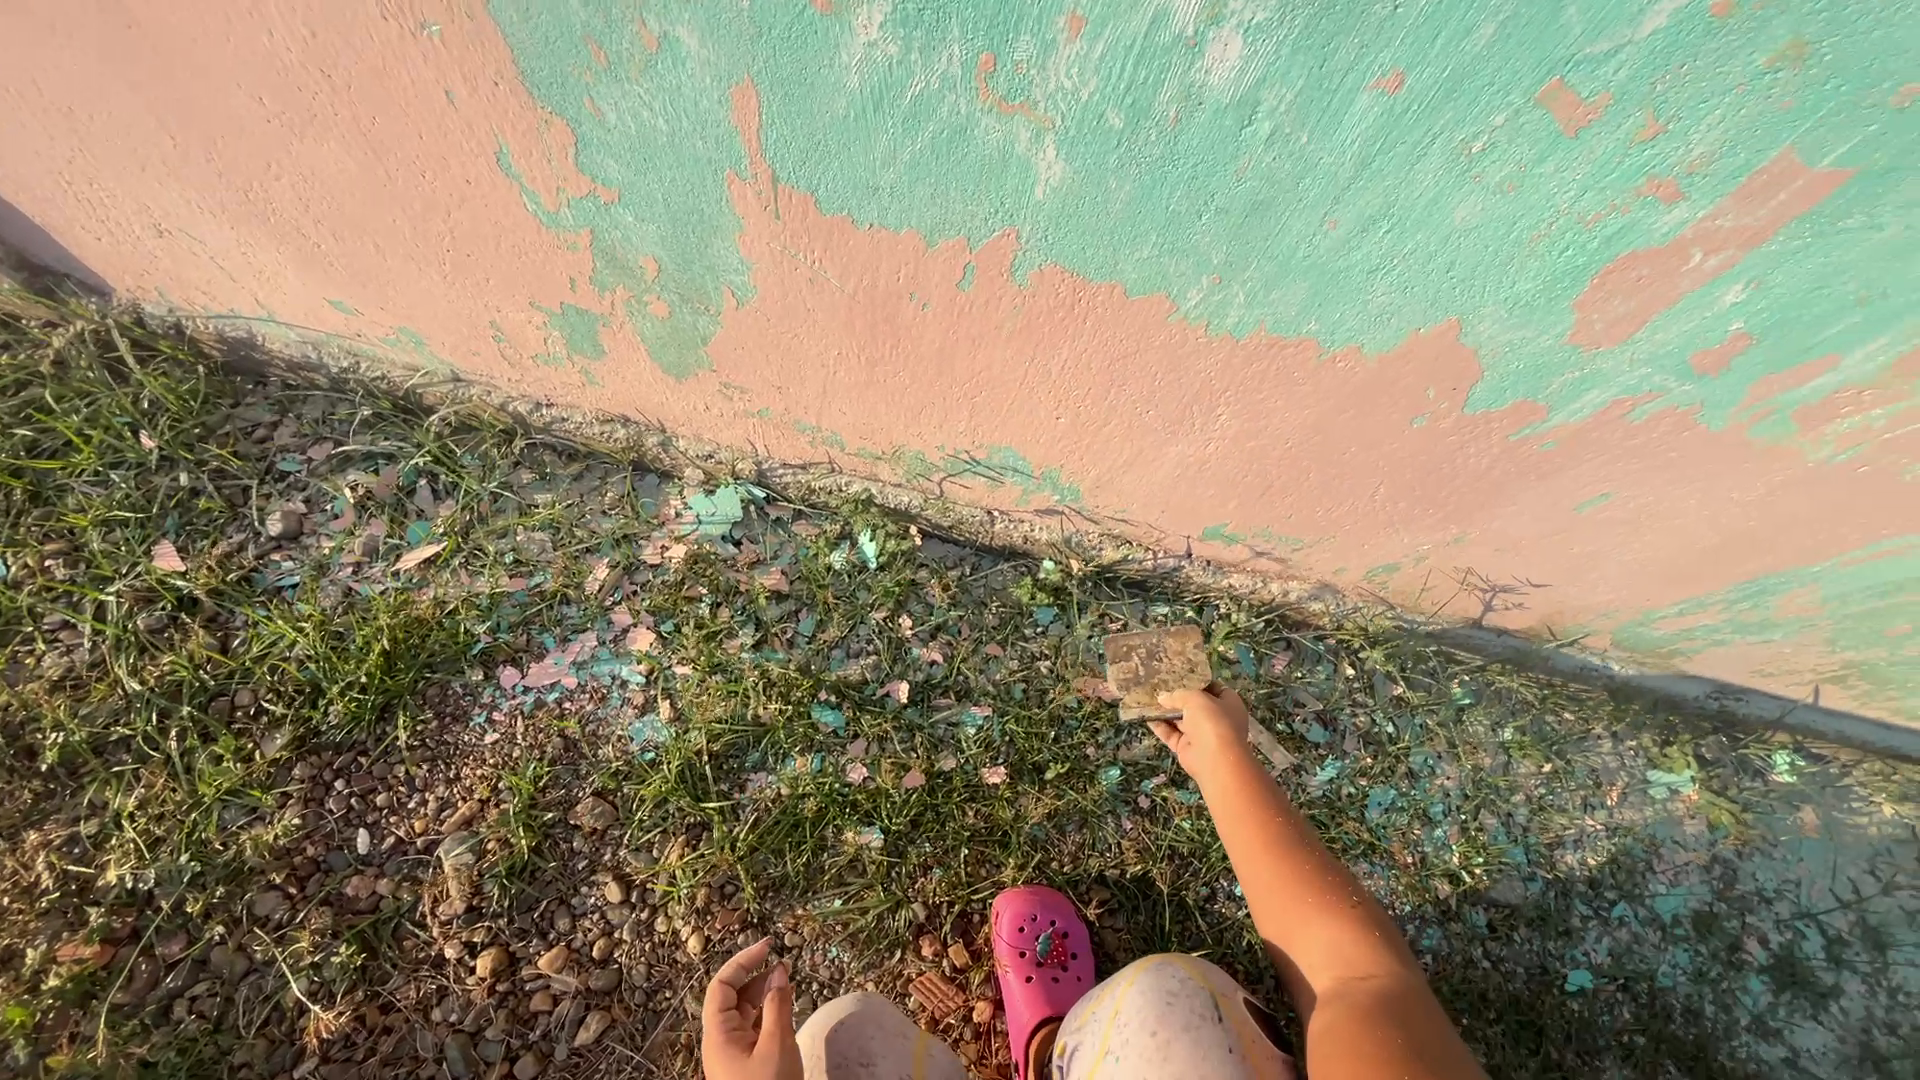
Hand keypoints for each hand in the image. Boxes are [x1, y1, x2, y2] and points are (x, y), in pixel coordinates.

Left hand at [701, 937, 802, 1079]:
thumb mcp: (777, 1045)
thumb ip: (777, 1005)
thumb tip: (778, 970)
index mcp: (718, 1033)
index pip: (722, 985)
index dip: (742, 960)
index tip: (768, 945)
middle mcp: (721, 1039)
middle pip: (732, 995)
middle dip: (756, 974)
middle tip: (782, 962)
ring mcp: (733, 1051)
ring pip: (745, 1010)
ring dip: (764, 991)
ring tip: (787, 978)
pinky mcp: (747, 1061)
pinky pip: (754, 1025)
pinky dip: (769, 1009)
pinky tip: (785, 1002)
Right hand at [1148, 685, 1253, 780]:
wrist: (1214, 760)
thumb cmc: (1213, 721)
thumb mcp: (1196, 698)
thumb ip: (1178, 695)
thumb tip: (1162, 697)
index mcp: (1229, 704)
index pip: (1215, 689)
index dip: (1199, 682)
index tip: (1181, 675)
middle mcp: (1217, 719)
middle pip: (1195, 705)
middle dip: (1178, 697)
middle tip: (1160, 686)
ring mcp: (1201, 735)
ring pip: (1181, 720)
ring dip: (1166, 711)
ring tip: (1149, 698)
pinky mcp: (1187, 748)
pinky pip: (1171, 734)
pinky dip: (1160, 726)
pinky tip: (1146, 716)